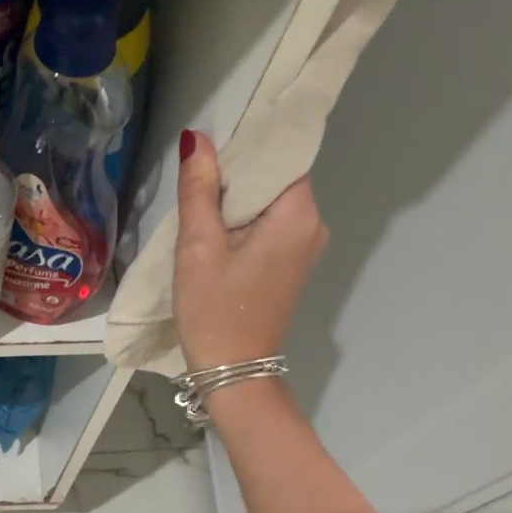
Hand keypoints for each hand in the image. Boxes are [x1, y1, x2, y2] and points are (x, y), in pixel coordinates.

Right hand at [172, 129, 328, 370]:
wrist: (234, 373)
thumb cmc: (215, 311)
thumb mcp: (199, 247)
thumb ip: (199, 190)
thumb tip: (197, 139)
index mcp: (299, 213)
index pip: (279, 156)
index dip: (245, 151)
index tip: (212, 158)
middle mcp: (314, 225)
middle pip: (275, 182)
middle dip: (238, 180)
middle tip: (198, 189)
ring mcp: (306, 250)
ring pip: (271, 208)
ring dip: (239, 207)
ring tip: (203, 216)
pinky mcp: (292, 270)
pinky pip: (271, 231)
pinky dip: (246, 229)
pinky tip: (219, 243)